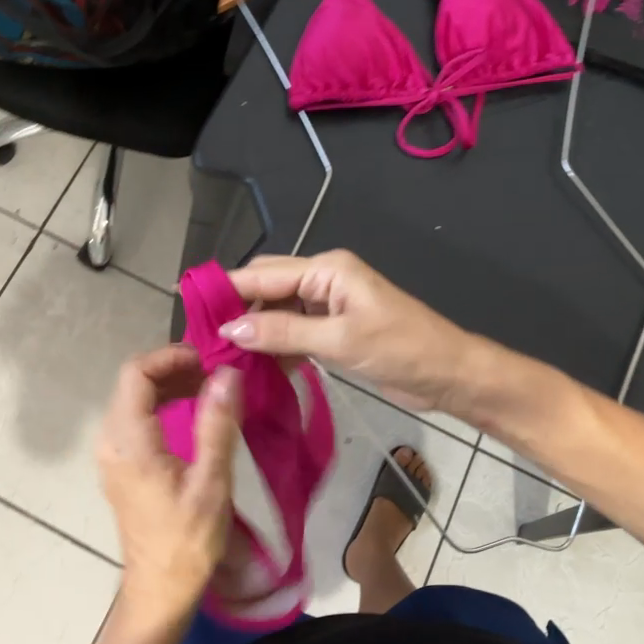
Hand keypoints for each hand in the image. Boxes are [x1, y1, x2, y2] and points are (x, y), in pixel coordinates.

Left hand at [96, 346, 241, 628]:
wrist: (159, 588)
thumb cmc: (187, 540)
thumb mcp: (211, 482)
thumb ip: (217, 424)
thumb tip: (228, 374)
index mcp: (129, 442)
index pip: (136, 373)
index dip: (170, 356)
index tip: (207, 360)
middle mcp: (110, 441)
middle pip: (132, 382)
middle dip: (172, 368)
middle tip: (213, 374)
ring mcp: (111, 453)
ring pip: (132, 398)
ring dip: (168, 385)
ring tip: (208, 388)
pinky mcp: (119, 464)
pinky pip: (134, 418)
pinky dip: (161, 404)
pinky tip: (190, 412)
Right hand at [221, 250, 476, 413]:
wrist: (449, 374)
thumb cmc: (401, 349)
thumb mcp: (339, 340)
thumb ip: (283, 333)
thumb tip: (230, 328)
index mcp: (326, 270)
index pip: (264, 274)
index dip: (228, 292)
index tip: (193, 313)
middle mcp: (323, 280)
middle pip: (267, 287)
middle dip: (238, 310)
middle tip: (206, 341)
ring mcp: (329, 305)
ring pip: (278, 311)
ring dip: (256, 331)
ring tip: (225, 358)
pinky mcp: (334, 329)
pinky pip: (294, 331)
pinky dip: (276, 346)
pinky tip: (259, 367)